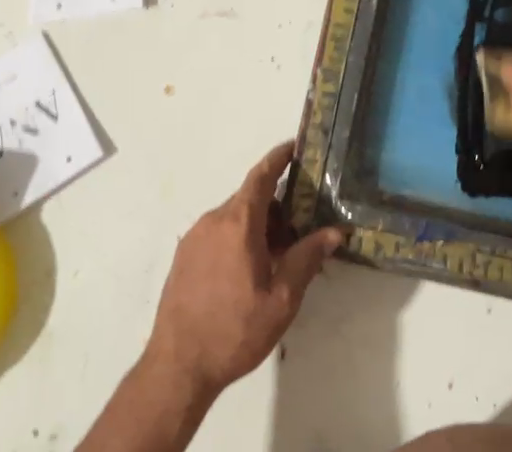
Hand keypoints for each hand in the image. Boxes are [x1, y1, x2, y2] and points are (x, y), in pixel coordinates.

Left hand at [145, 141, 344, 395]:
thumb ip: (307, 259)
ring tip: (282, 252)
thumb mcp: (282, 299)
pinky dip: (239, 237)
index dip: (279, 158)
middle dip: (278, 204)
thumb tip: (334, 232)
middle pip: (250, 198)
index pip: (261, 176)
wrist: (178, 366)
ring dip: (259, 225)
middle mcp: (213, 221)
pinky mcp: (184, 257)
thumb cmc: (234, 330)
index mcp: (238, 223)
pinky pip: (218, 233)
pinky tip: (253, 267)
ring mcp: (194, 238)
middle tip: (304, 222)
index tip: (295, 146)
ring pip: (234, 217)